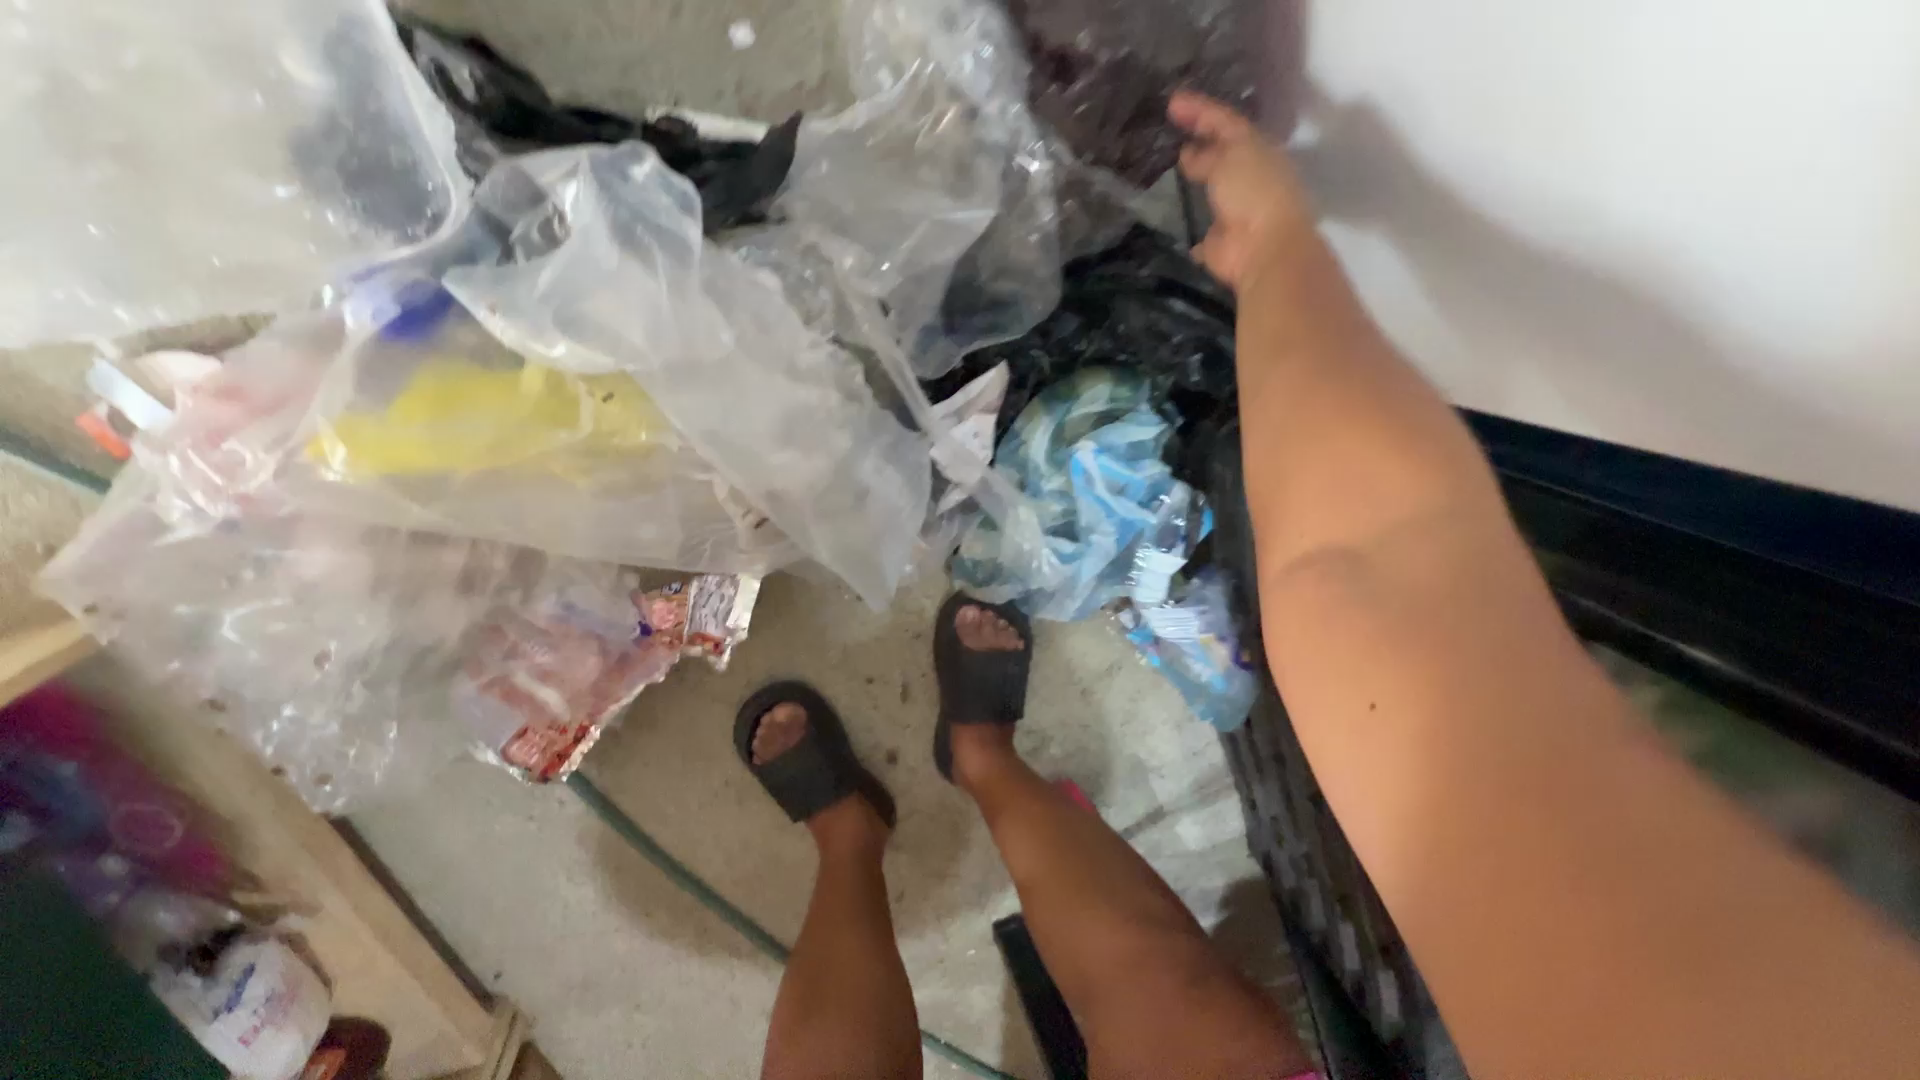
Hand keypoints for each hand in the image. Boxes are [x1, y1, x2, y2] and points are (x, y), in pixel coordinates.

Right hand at [1170, 91, 1312, 292]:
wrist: (1262, 247)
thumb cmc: (1253, 192)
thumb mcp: (1230, 158)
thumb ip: (1207, 153)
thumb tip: (1188, 153)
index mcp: (1254, 149)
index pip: (1225, 122)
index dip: (1199, 110)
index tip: (1172, 102)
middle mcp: (1246, 175)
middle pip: (1218, 152)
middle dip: (1197, 140)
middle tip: (1168, 129)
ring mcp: (1232, 208)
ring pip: (1209, 184)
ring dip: (1192, 175)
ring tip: (1164, 164)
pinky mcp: (1218, 239)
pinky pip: (1199, 224)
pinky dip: (1188, 218)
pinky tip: (1169, 211)